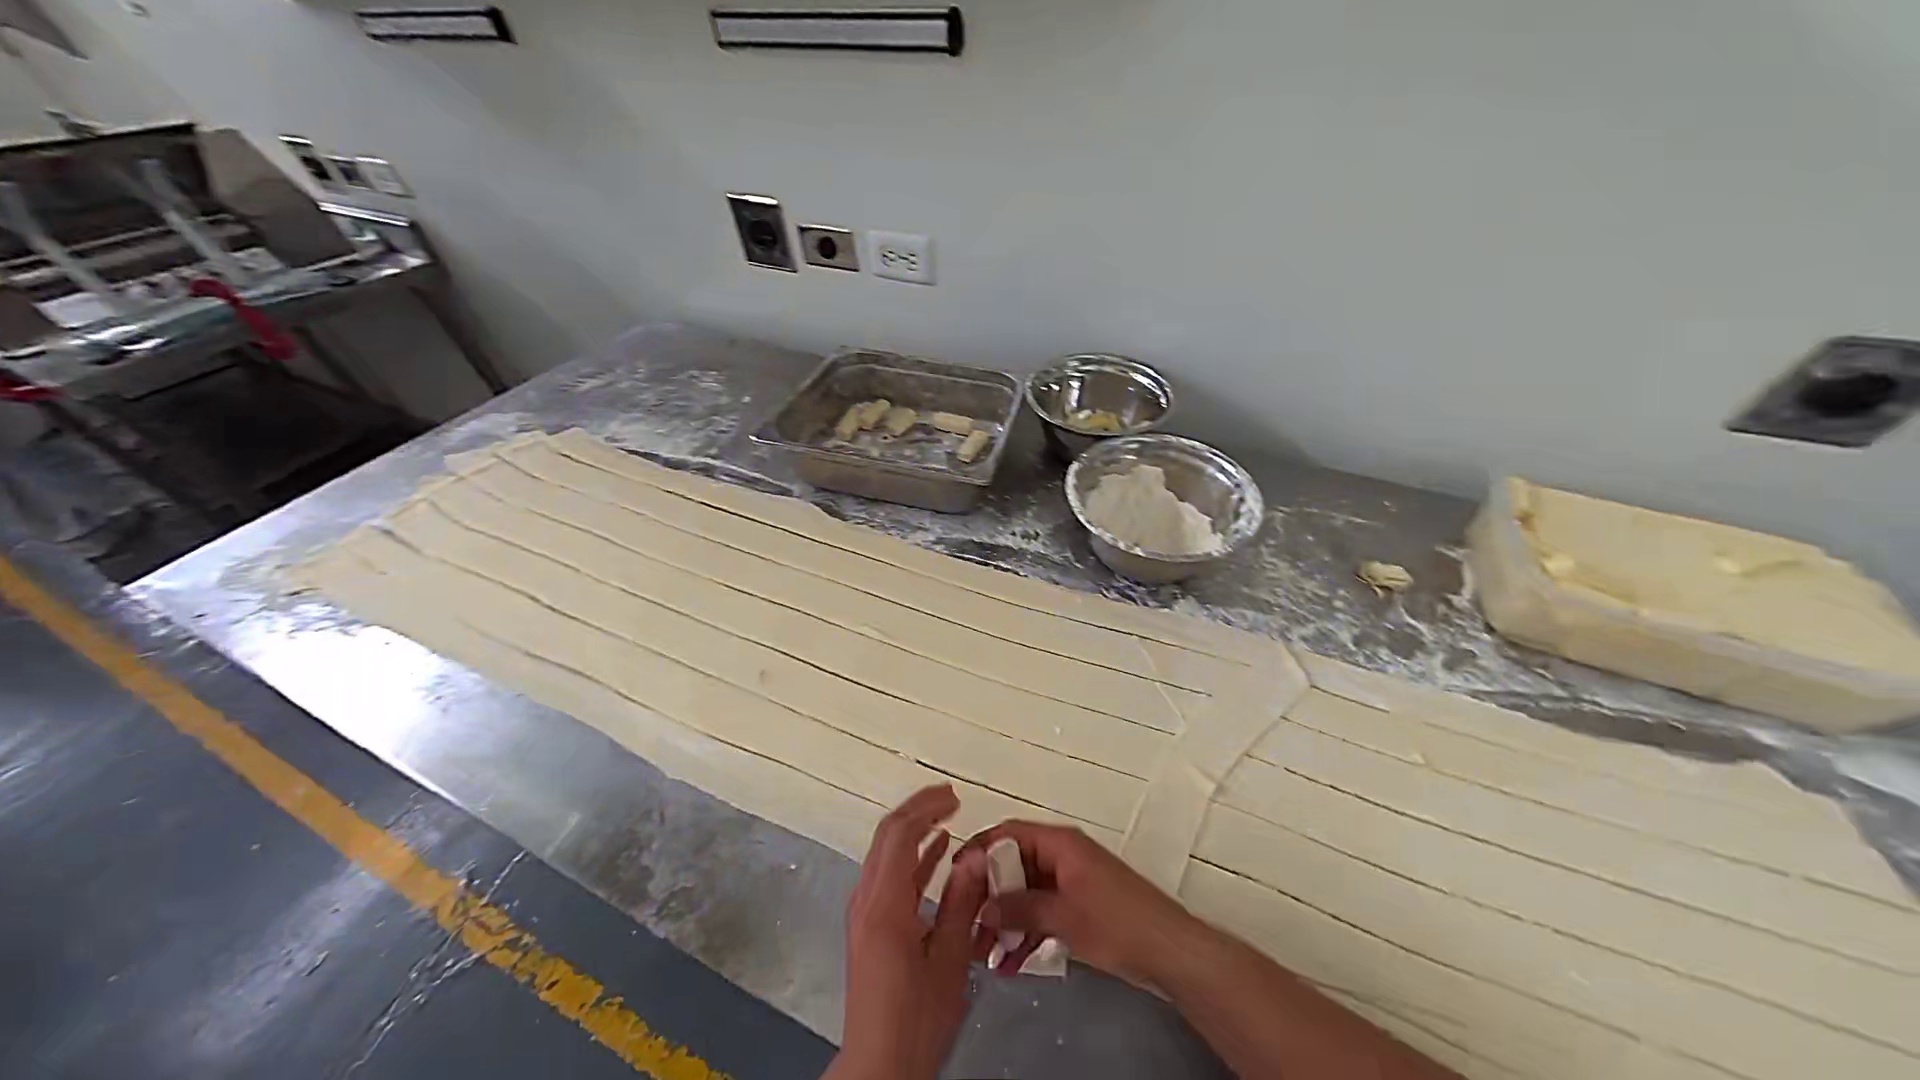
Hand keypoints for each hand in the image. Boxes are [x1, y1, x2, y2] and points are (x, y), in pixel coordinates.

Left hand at [827, 785, 989, 1079]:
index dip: (925, 808)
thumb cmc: (917, 1015)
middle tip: (951, 798)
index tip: (954, 797)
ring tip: (947, 815)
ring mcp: (865, 911)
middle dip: (918, 811)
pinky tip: (937, 853)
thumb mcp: (948, 958)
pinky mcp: (871, 925)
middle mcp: (866, 899)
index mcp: (884, 903)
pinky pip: (890, 876)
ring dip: (915, 831)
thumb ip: (961, 902)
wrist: (879, 1061)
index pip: (899, 835)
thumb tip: (976, 855)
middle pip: (888, 837)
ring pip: (887, 854)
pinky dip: (912, 858)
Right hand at [961, 820, 1200, 987]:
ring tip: (982, 952)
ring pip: (1025, 893)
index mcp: (1060, 843)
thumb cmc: (1118, 923)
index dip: (979, 852)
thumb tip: (984, 907)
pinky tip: (1009, 963)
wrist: (1169, 953)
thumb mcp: (1063, 916)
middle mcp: (1062, 856)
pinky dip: (1025, 933)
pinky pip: (1041, 913)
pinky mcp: (1078, 908)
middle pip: (1013, 865)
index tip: (955, 878)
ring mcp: (1070, 882)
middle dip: (988, 895)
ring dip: (1004, 920)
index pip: (1008, 834)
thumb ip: (1020, 907)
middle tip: (964, 923)